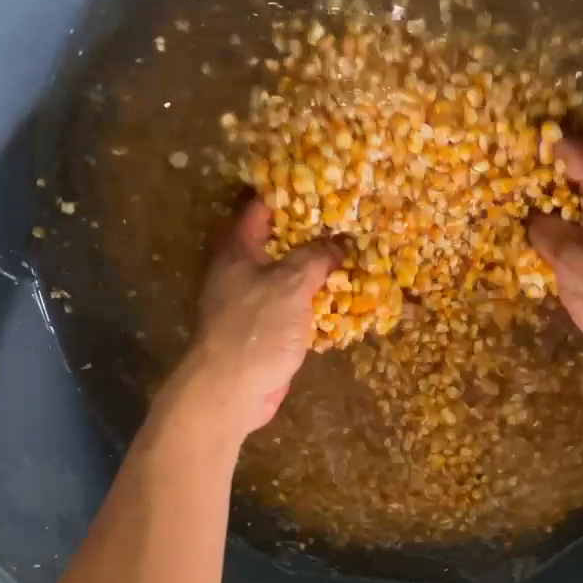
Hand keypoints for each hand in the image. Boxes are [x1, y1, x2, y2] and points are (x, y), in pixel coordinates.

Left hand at [179, 200, 339, 436]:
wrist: (231, 390)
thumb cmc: (255, 329)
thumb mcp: (290, 284)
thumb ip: (315, 259)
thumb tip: (337, 244)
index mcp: (238, 251)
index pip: (261, 211)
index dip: (288, 197)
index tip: (321, 192)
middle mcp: (240, 273)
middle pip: (276, 246)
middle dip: (310, 239)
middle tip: (346, 230)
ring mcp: (250, 305)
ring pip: (287, 281)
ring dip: (315, 276)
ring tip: (351, 263)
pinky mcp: (262, 334)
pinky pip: (292, 311)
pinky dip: (313, 306)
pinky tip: (340, 305)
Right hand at [528, 140, 582, 374]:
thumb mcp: (570, 259)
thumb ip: (545, 232)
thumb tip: (529, 218)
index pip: (576, 154)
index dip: (544, 151)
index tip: (515, 153)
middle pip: (580, 183)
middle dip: (546, 186)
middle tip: (510, 191)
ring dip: (557, 216)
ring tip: (521, 221)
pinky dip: (571, 239)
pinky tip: (548, 252)